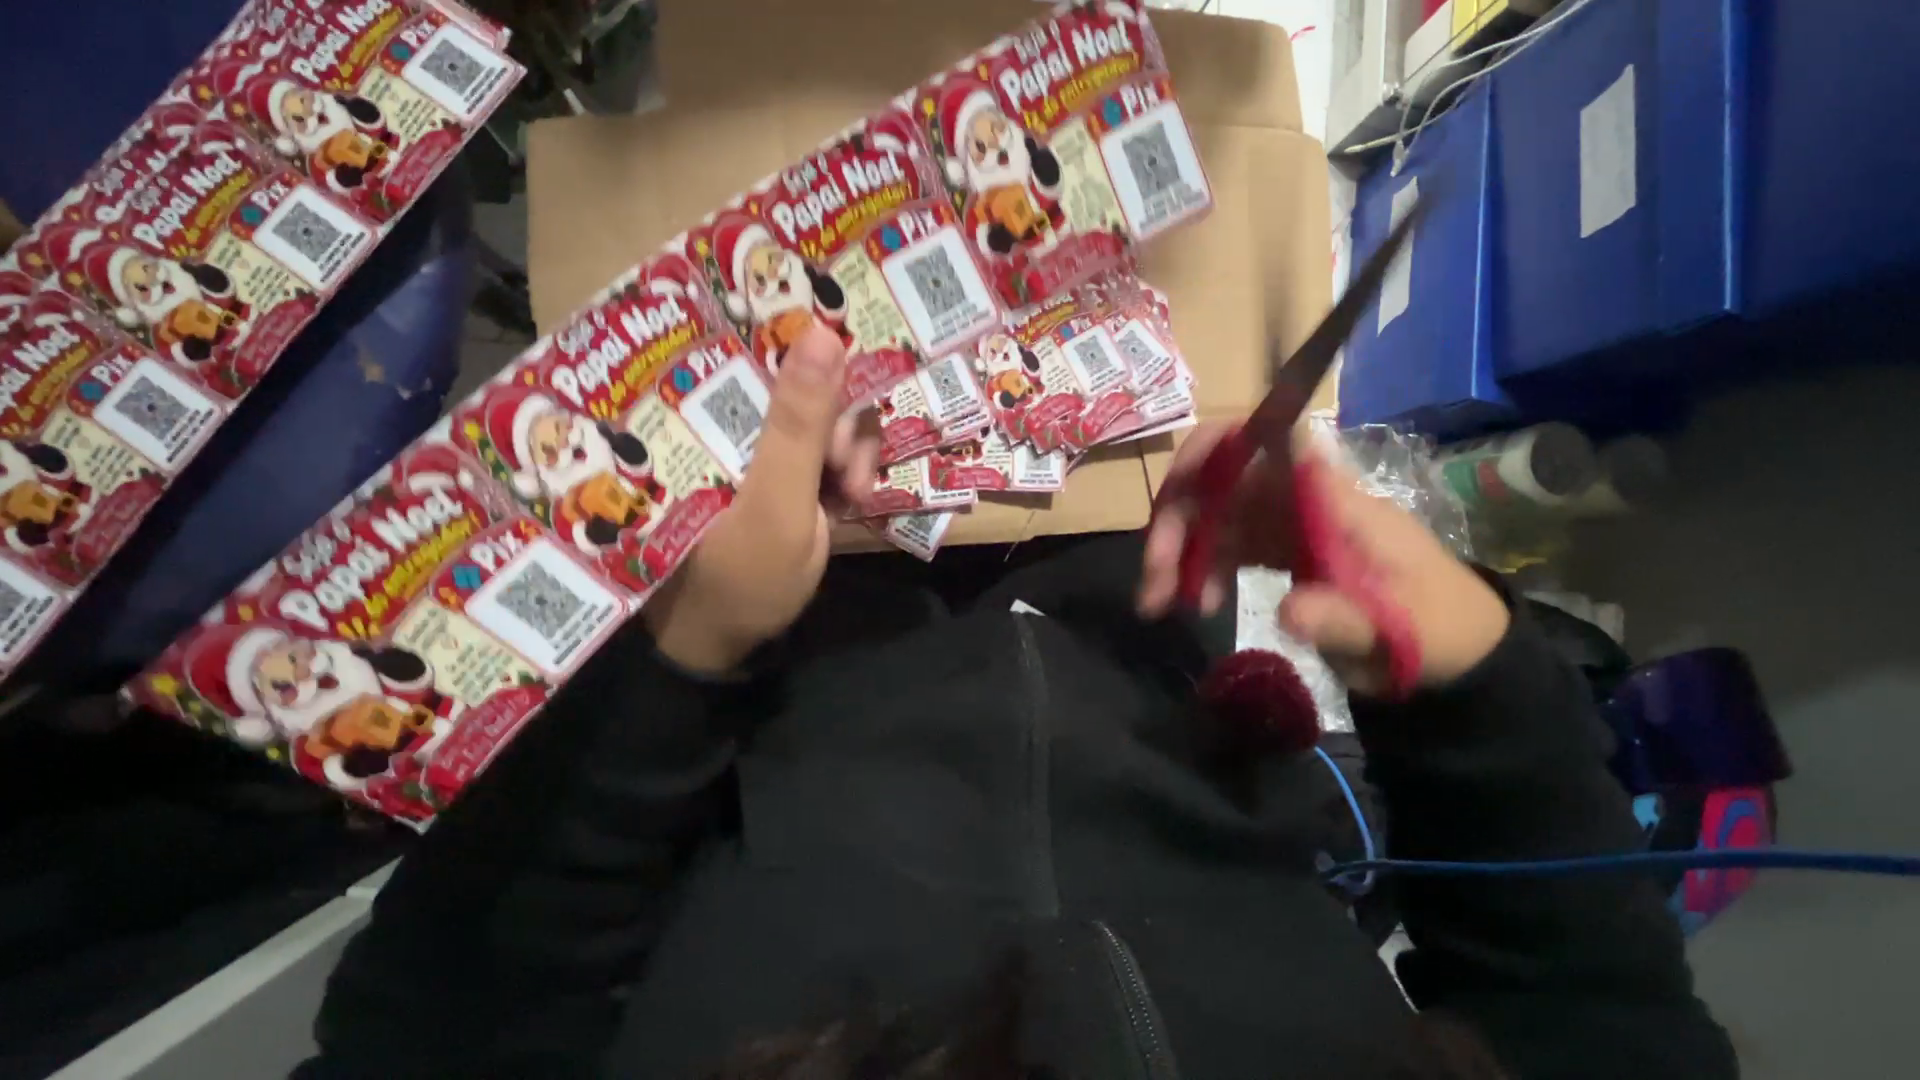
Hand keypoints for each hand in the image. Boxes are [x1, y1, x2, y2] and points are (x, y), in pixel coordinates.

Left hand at [642, 325, 880, 673]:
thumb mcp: (779, 499)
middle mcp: (728, 416)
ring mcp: (757, 444)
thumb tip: (821, 329)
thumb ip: (800, 423)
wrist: (724, 639)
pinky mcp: (778, 469)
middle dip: (842, 425)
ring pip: (825, 416)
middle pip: (806, 379)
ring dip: (851, 453)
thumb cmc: (741, 575)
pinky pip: (827, 447)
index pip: (762, 343)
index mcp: (708, 413)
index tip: (856, 365)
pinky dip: (846, 470)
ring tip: (848, 495)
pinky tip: (848, 497)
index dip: (815, 347)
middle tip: (845, 473)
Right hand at [1137, 422, 1509, 695]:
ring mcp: (1287, 521)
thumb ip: (1345, 620)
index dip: (1215, 450)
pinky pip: (1224, 545)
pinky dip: (1199, 570)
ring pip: (1212, 514)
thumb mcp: (1399, 631)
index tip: (1177, 492)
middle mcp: (1301, 496)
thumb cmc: (1437, 627)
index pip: (1268, 442)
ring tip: (1157, 604)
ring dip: (1177, 551)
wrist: (1459, 644)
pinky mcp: (1279, 547)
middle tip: (1153, 578)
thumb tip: (1286, 613)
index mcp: (1333, 497)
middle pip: (1220, 481)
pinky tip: (1197, 604)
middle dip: (1177, 521)